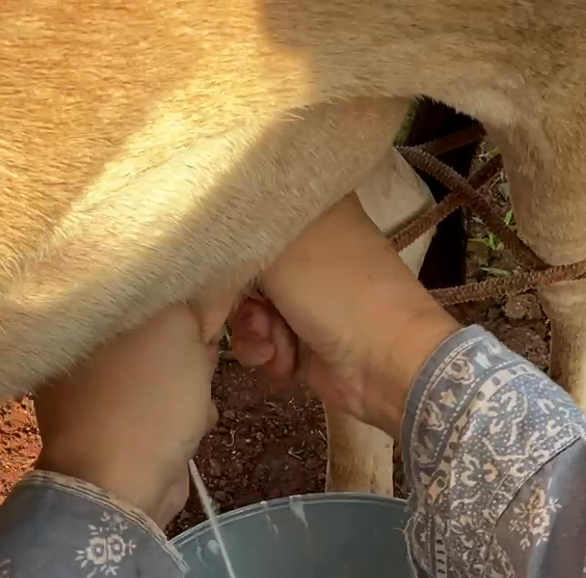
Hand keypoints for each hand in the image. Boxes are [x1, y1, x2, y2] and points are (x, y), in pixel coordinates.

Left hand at [34, 299, 227, 525]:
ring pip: (166, 365)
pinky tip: (191, 425)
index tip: (204, 312)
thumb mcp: (175, 328)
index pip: (142, 283)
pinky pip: (161, 402)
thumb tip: (197, 293)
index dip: (181, 296)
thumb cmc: (145, 399)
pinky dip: (181, 413)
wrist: (122, 485)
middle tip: (201, 357)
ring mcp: (96, 388)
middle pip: (156, 325)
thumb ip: (186, 298)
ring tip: (196, 400)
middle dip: (189, 344)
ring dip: (192, 381)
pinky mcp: (116, 422)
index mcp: (80, 312)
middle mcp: (81, 345)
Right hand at [230, 196, 461, 435]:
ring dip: (251, 331)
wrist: (384, 363)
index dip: (226, 240)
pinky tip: (283, 361)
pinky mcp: (302, 337)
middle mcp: (306, 247)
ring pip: (245, 307)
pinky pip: (261, 341)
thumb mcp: (278, 247)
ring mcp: (304, 295)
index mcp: (307, 206)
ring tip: (273, 342)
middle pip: (238, 265)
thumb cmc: (336, 292)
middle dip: (237, 296)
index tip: (221, 261)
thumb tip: (201, 241)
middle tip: (255, 308)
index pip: (244, 211)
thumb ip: (231, 236)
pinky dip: (268, 354)